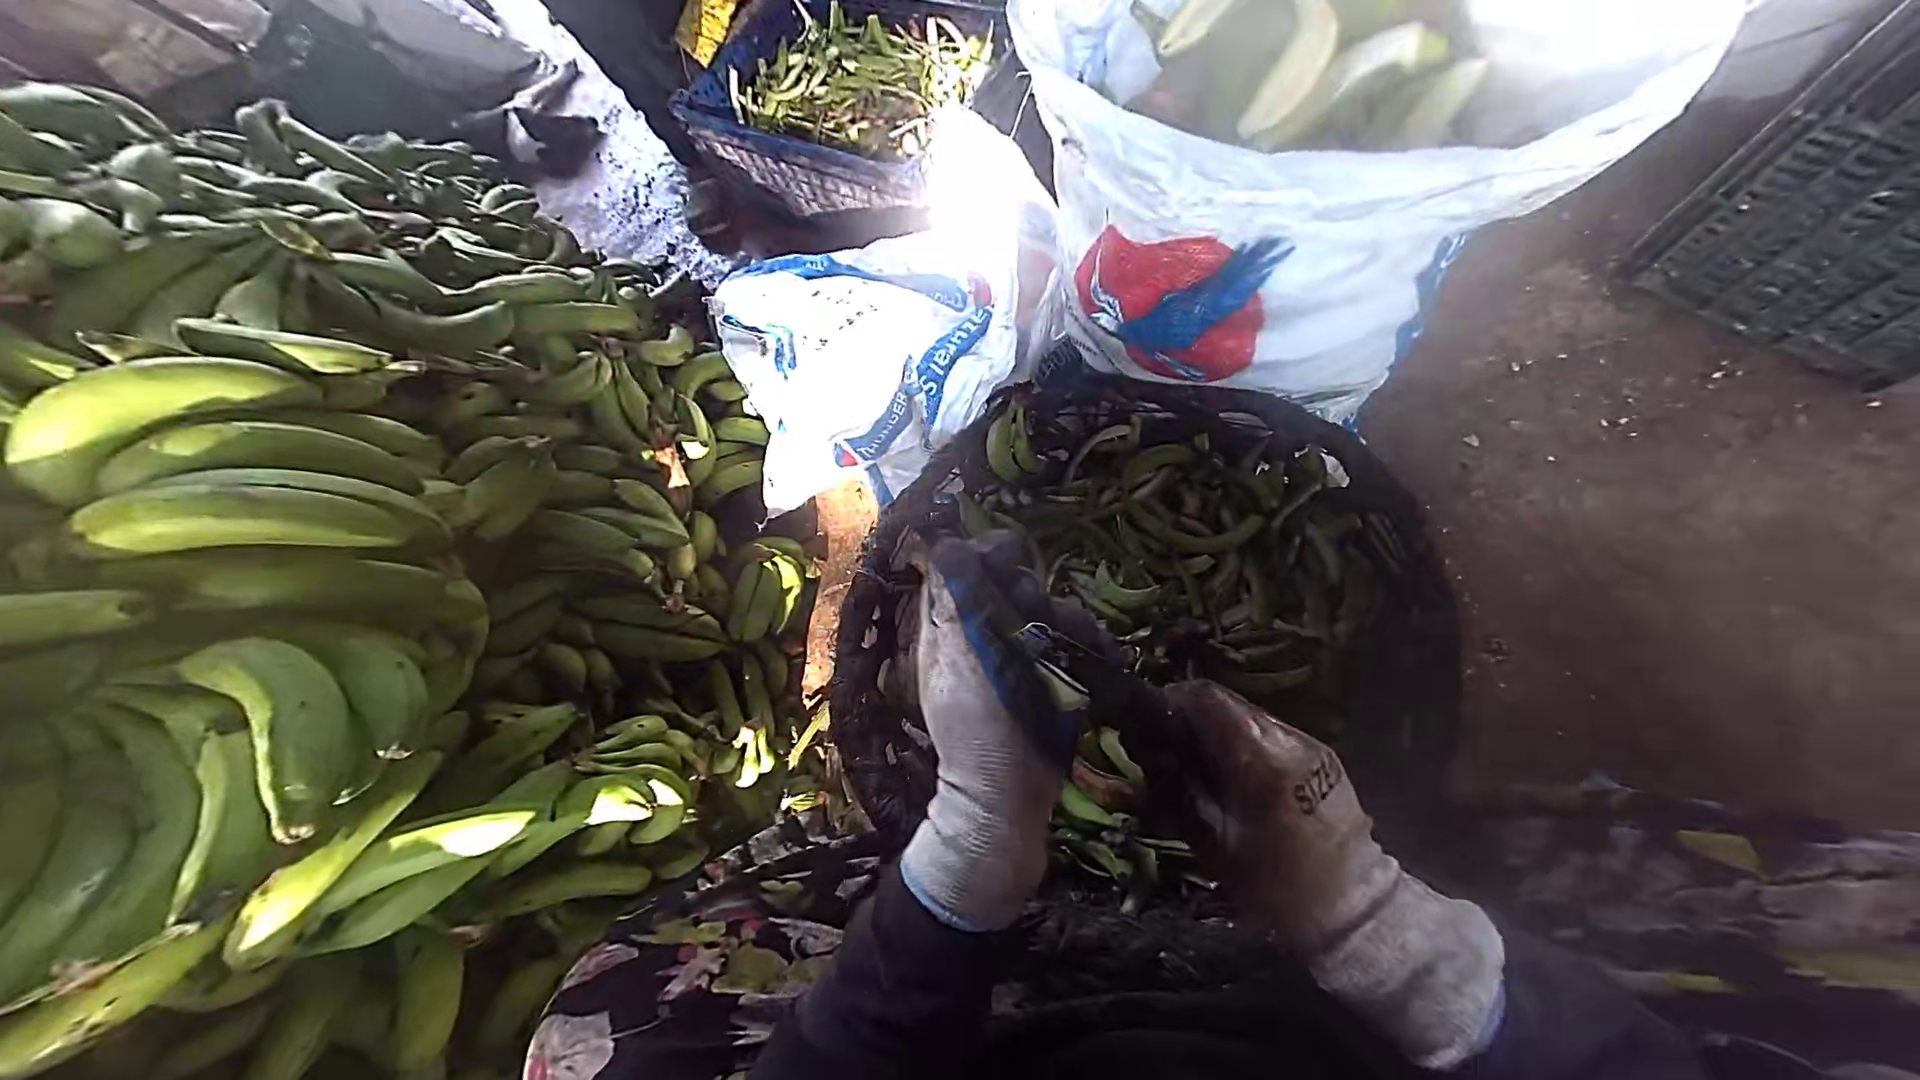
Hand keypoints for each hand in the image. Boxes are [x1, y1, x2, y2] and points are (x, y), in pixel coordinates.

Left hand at [900, 532, 1112, 931]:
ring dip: (1063, 619)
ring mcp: (1024, 646)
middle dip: (1027, 591)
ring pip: (1053, 603)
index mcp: (952, 619)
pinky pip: (1080, 636)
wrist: (1005, 790)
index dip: (988, 553)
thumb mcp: (951, 660)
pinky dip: (1090, 642)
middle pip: (1016, 576)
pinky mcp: (1056, 666)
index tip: (1004, 560)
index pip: (969, 561)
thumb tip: (946, 544)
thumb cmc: (969, 724)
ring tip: (1065, 649)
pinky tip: (1095, 656)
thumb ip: (951, 602)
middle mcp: (987, 624)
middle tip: (1029, 618)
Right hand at [1165, 681, 1505, 1069]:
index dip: (1172, 701)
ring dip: (1215, 729)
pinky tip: (1233, 772)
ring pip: (1245, 714)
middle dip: (1190, 717)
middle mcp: (1289, 739)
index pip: (1207, 697)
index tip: (1151, 722)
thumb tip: (1148, 751)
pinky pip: (1267, 731)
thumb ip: (1176, 789)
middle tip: (1169, 744)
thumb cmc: (1275, 887)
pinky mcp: (1321, 753)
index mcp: (1261, 760)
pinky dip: (1240, 740)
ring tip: (1199, 760)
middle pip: (1226, 701)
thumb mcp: (1211, 842)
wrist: (1356, 914)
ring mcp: (1310, 744)